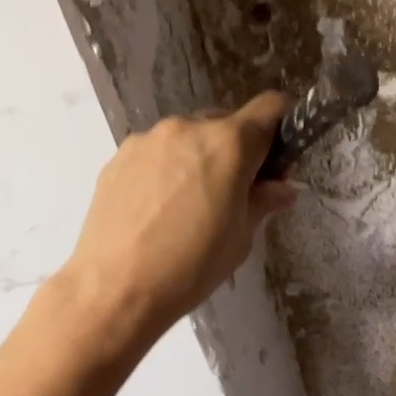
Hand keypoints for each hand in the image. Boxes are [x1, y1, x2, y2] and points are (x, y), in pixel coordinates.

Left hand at [58, 93, 294, 339]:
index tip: (271, 167)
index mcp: (229, 143)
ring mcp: (147, 140)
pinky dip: (161, 172)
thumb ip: (262, 202)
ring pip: (185, 139)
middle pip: (224, 124)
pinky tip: (152, 212)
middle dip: (233, 152)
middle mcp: (187, 128)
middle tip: (226, 197)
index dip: (279, 132)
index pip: (270, 108)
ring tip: (182, 209)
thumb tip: (281, 187)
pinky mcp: (117, 158)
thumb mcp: (240, 240)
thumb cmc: (190, 267)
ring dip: (194, 160)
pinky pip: (153, 154)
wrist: (114, 288)